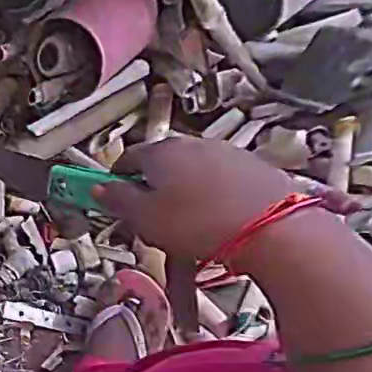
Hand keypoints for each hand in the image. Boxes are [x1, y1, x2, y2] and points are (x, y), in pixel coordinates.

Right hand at [93, 137, 297, 260]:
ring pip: (189, 172)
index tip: (113, 201)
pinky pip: (217, 181)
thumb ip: (117, 200)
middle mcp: (191, 143)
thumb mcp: (145, 218)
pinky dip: (209, 196)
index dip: (115, 180)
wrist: (273, 228)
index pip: (126, 158)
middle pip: (159, 164)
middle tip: (147, 220)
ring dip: (180, 193)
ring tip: (183, 225)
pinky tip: (213, 221)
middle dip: (149, 188)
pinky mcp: (252, 168)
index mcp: (159, 152)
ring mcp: (225, 152)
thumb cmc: (196, 223)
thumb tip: (98, 187)